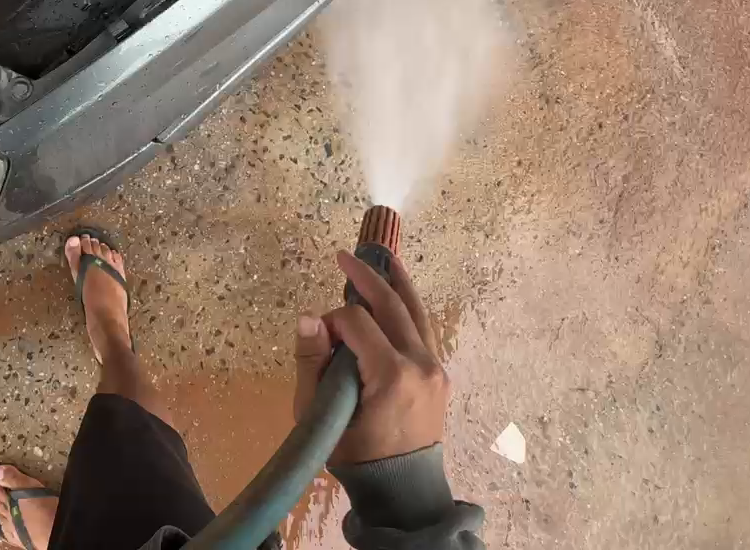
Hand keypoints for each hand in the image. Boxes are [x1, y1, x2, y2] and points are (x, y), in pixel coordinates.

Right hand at [293, 250, 448, 465]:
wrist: (402, 493)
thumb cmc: (354, 453)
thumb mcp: (318, 412)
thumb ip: (311, 361)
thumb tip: (308, 317)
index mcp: (391, 374)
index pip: (356, 320)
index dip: (332, 320)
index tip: (319, 339)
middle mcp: (420, 364)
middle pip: (391, 306)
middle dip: (365, 277)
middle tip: (344, 256)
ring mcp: (436, 369)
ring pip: (416, 312)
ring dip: (397, 282)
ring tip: (383, 256)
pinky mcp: (440, 374)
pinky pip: (424, 329)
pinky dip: (410, 305)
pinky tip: (398, 291)